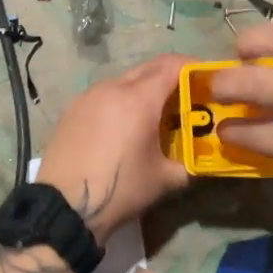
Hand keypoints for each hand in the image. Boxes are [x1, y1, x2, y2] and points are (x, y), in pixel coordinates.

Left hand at [38, 54, 190, 242]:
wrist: (65, 206)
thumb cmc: (120, 189)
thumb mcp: (165, 180)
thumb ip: (190, 164)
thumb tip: (203, 160)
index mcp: (139, 99)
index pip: (172, 66)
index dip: (193, 67)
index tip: (207, 78)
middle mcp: (113, 87)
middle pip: (149, 68)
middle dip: (171, 75)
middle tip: (187, 94)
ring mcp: (88, 95)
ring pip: (125, 79)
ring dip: (145, 87)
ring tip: (157, 111)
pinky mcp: (72, 108)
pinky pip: (105, 93)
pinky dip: (122, 98)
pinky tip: (126, 122)